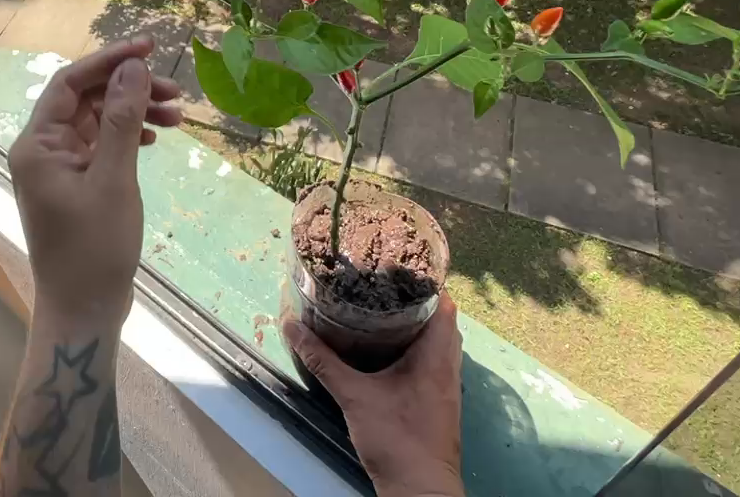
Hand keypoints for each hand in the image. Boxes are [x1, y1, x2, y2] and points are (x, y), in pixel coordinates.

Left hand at [10, 37, 183, 323]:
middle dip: (129, 88)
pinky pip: (101, 144)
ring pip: (97, 120)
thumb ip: (122, 119)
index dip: (109, 60)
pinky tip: (153, 138)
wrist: (84, 310)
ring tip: (177, 116)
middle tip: (175, 92)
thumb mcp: (114, 179)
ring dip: (134, 112)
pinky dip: (127, 135)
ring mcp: (57, 166)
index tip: (149, 47)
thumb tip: (132, 66)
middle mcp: (42, 148)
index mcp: (38, 143)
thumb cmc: (95, 248)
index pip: (70, 82)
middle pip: (86, 99)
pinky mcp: (74, 182)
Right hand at [285, 296, 464, 496]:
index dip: (428, 282)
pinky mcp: (438, 403)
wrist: (419, 492)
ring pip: (438, 344)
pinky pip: (433, 362)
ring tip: (383, 307)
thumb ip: (322, 359)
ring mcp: (446, 388)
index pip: (445, 307)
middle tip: (385, 282)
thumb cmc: (395, 437)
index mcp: (436, 357)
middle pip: (442, 322)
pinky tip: (387, 347)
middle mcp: (447, 368)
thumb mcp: (353, 395)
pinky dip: (415, 347)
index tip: (400, 265)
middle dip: (418, 300)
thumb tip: (291, 325)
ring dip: (417, 325)